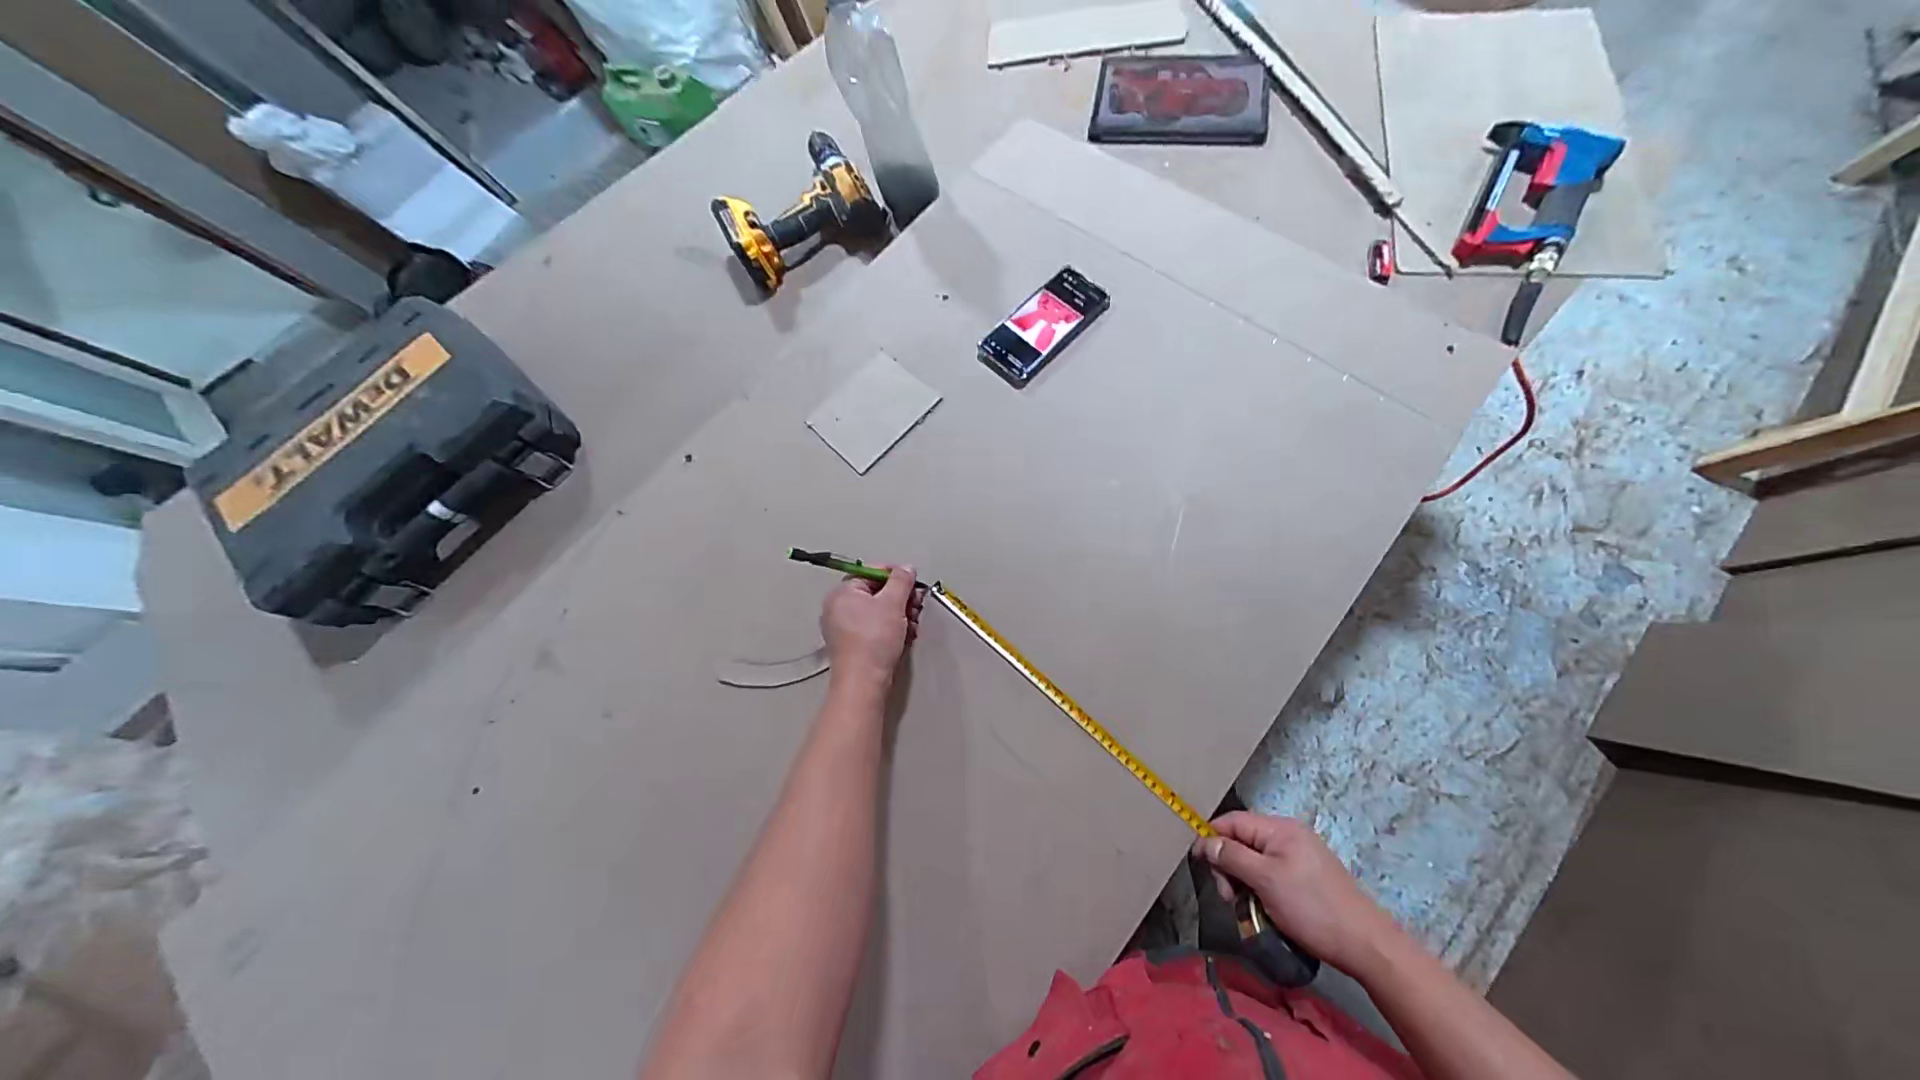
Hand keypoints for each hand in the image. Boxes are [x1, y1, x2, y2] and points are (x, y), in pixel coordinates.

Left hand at [820, 565, 921, 686]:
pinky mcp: (854, 644)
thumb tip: (906, 570)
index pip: (872, 572)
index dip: (895, 576)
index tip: (912, 582)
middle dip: (901, 598)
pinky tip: (905, 635)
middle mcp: (839, 608)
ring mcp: (845, 628)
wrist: (864, 680)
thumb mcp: (893, 602)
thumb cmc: (871, 643)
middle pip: (876, 593)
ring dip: (900, 614)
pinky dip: (892, 629)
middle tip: (914, 604)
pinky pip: (875, 628)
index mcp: (842, 592)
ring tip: (911, 623)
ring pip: (878, 612)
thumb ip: (901, 581)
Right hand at [1192, 811, 1404, 977]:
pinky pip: (1269, 873)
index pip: (1232, 821)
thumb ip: (1231, 857)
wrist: (1366, 945)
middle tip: (1229, 896)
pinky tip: (1262, 908)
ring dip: (1242, 881)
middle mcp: (1288, 835)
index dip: (1210, 838)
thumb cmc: (1312, 908)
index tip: (1199, 864)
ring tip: (1245, 906)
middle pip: (1241, 840)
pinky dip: (1259, 888)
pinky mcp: (1305, 877)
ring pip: (1253, 860)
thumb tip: (1205, 842)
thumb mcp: (1265, 880)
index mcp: (1279, 828)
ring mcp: (1298, 856)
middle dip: (1228, 865)